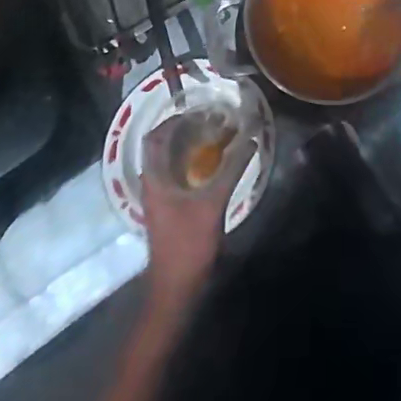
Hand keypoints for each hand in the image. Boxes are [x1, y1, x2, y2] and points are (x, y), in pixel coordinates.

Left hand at [139, 117, 255, 304]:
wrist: (176, 288)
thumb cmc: (188, 244)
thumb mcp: (212, 204)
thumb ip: (230, 170)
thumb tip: (249, 140)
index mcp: (154, 176)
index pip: (156, 135)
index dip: (174, 119)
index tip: (198, 111)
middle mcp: (151, 182)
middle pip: (162, 146)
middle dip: (183, 131)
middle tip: (210, 123)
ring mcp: (158, 197)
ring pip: (168, 162)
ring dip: (187, 148)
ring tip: (213, 139)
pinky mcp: (167, 210)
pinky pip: (175, 176)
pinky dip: (189, 165)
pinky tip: (211, 168)